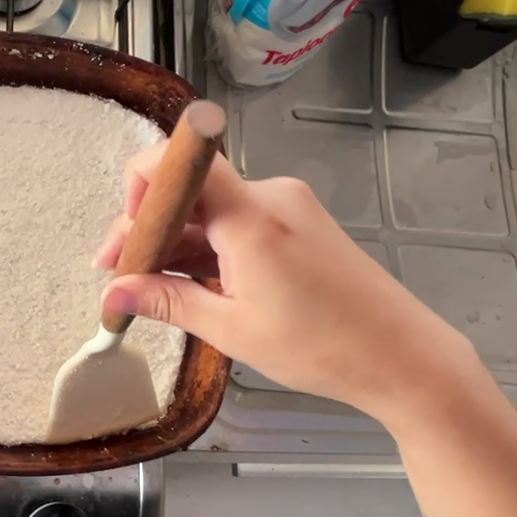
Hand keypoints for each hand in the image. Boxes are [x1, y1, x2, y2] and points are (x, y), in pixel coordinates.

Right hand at [95, 146, 484, 421]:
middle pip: (189, 189)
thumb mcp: (232, 328)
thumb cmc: (320, 347)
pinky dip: (209, 245)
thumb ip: (167, 299)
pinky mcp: (299, 221)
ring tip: (150, 285)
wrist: (403, 356)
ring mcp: (287, 206)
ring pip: (211, 207)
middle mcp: (270, 196)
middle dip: (148, 228)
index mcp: (252, 217)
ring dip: (177, 240)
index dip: (142, 185)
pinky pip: (237, 220)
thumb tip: (113, 292)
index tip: (129, 236)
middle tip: (121, 275)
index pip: (182, 160)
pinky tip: (192, 279)